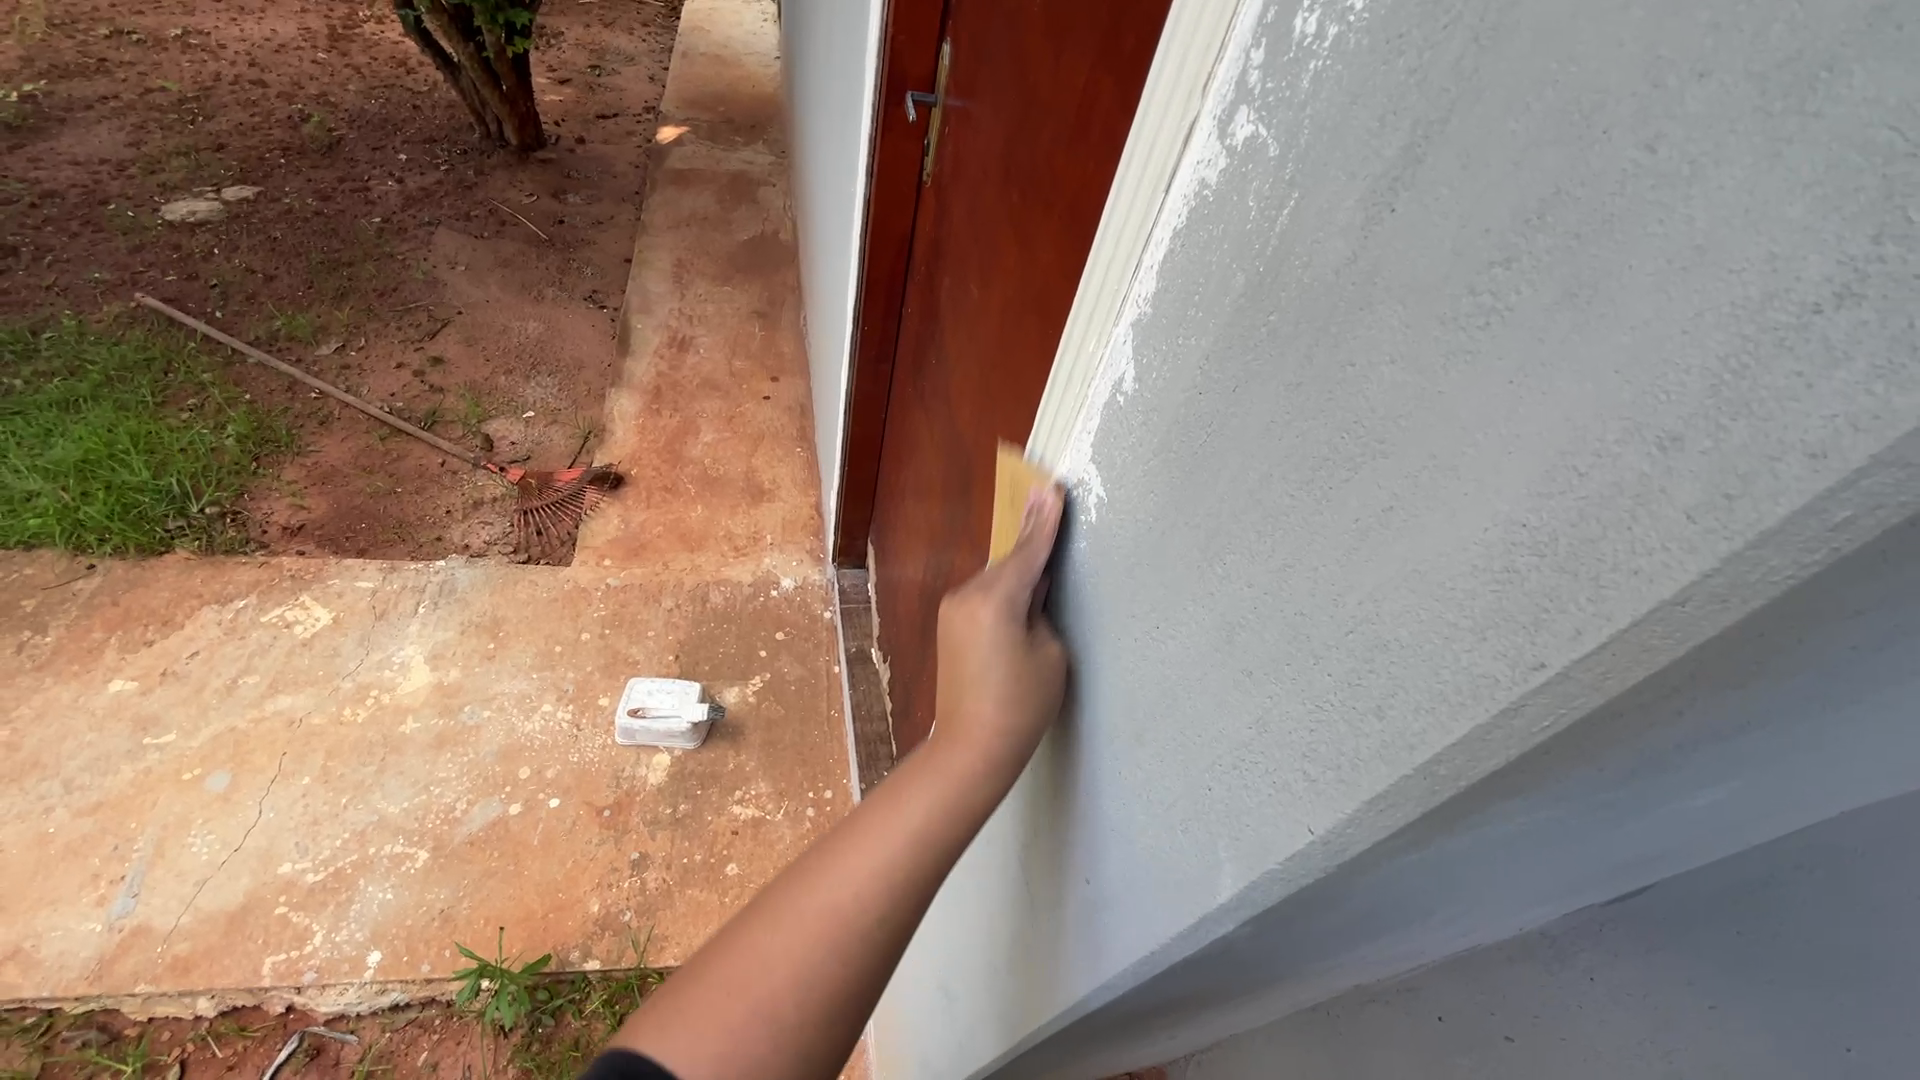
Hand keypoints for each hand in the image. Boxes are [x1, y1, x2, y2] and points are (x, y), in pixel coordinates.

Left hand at [930, 483, 1067, 773]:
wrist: (972, 746)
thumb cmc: (1022, 705)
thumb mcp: (1049, 652)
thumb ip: (1040, 609)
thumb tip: (1030, 590)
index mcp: (995, 599)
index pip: (1028, 551)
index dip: (1045, 521)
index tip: (1053, 487)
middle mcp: (967, 594)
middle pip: (1009, 563)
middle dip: (1032, 548)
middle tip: (1051, 509)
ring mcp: (952, 609)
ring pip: (995, 580)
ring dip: (1017, 578)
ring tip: (1039, 584)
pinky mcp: (948, 624)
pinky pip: (983, 597)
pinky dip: (1002, 595)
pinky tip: (1018, 609)